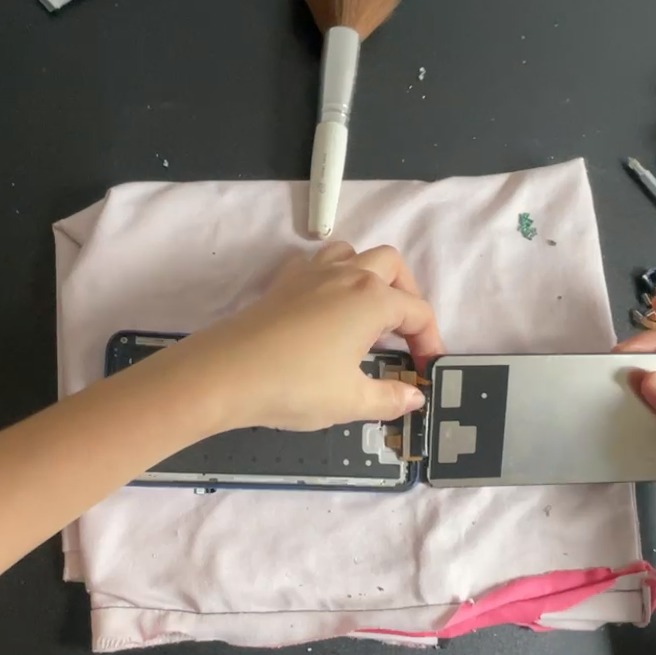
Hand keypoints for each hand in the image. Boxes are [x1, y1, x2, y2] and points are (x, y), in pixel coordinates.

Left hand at [162, 242, 444, 431]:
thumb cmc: (295, 387)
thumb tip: (414, 397)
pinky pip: (317, 262)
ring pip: (353, 253)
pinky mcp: (283, 282)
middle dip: (407, 295)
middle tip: (404, 334)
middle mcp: (346, 275)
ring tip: (368, 312)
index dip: (430, 341)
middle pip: (392, 266)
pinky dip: (332, 274)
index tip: (426, 368)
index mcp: (372, 300)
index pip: (418, 311)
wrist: (226, 374)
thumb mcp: (350, 401)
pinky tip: (326, 304)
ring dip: (370, 275)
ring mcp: (311, 273)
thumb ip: (389, 398)